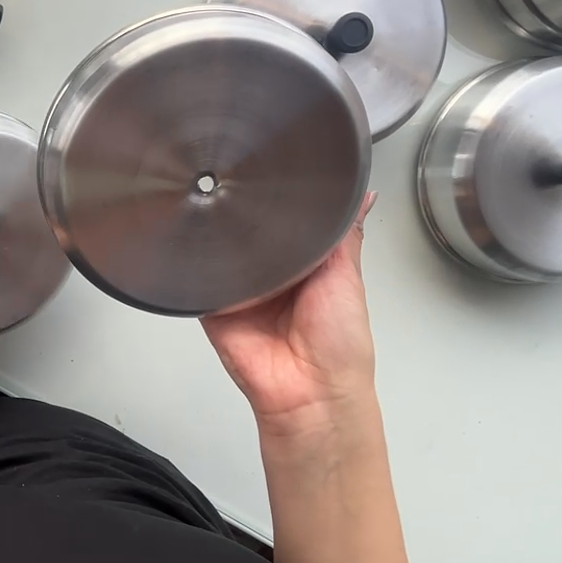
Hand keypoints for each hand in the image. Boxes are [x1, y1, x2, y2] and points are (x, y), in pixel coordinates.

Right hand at [201, 193, 376, 433]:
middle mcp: (268, 274)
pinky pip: (198, 280)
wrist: (309, 389)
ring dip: (220, 242)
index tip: (274, 173)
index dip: (281, 201)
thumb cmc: (340, 344)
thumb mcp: (348, 277)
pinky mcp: (212, 305)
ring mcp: (238, 290)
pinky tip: (201, 253)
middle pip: (248, 234)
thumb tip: (364, 195)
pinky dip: (197, 268)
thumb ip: (344, 235)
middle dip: (245, 219)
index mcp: (303, 263)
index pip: (285, 222)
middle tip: (242, 191)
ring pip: (220, 252)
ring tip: (219, 221)